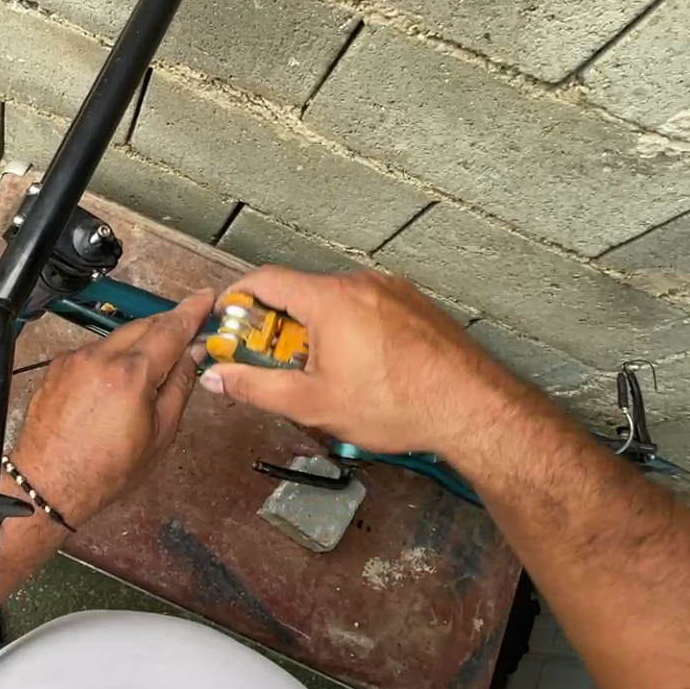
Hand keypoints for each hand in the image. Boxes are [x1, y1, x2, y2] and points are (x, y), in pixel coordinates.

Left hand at [9, 290, 214, 526]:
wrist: (49, 483)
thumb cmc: (105, 470)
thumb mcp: (160, 434)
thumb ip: (179, 385)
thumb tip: (193, 353)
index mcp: (130, 375)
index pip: (170, 329)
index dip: (193, 311)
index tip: (206, 298)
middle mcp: (99, 357)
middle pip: (144, 326)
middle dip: (168, 326)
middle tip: (188, 333)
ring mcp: (74, 359)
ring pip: (117, 338)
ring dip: (139, 344)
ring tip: (151, 369)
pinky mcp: (58, 366)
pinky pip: (94, 351)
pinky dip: (111, 358)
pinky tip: (116, 383)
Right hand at [197, 267, 526, 457]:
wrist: (473, 408)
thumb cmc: (397, 404)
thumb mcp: (310, 403)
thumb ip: (254, 386)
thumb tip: (216, 377)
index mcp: (330, 299)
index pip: (265, 279)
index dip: (236, 297)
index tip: (225, 319)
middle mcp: (359, 284)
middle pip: (298, 292)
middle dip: (274, 325)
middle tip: (269, 360)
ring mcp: (390, 290)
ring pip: (330, 301)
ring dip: (310, 328)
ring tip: (316, 370)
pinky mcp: (411, 304)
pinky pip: (362, 306)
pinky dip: (342, 328)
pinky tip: (353, 365)